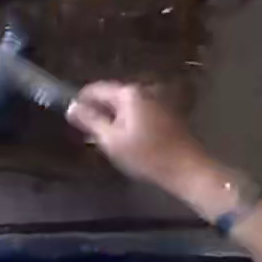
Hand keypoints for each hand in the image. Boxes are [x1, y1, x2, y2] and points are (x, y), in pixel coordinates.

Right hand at [66, 82, 217, 196]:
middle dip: (98, 111)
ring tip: (105, 137)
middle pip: (111, 96)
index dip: (80, 102)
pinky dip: (129, 122)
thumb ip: (89, 120)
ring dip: (113, 118)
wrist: (191, 172)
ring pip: (125, 106)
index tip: (72, 118)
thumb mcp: (110, 139)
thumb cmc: (147, 155)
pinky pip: (139, 112)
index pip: (94, 89)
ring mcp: (159, 102)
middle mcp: (144, 91)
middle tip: (87, 131)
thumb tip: (71, 107)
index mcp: (128, 93)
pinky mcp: (168, 115)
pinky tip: (126, 139)